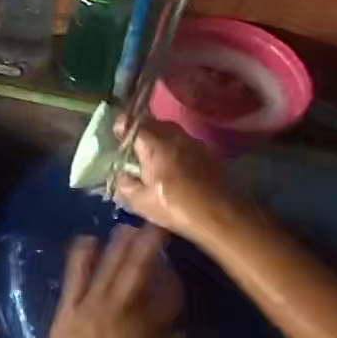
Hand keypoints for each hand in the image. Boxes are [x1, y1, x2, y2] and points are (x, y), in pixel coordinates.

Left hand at [34, 223, 184, 337]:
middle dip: (151, 244)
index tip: (175, 270)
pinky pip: (76, 275)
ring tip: (130, 226)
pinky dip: (82, 255)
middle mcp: (122, 310)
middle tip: (158, 224)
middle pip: (140, 270)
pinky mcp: (69, 307)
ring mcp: (93, 305)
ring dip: (121, 244)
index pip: (168, 295)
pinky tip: (88, 239)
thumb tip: (180, 329)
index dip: (173, 280)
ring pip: (110, 266)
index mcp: (148, 330)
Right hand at [112, 114, 259, 242]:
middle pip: (153, 122)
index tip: (117, 134)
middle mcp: (174, 136)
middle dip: (140, 129)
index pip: (133, 123)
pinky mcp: (207, 152)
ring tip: (151, 154)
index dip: (122, 125)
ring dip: (158, 136)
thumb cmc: (175, 207)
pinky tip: (172, 164)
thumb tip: (122, 175)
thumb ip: (126, 184)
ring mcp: (193, 142)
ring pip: (170, 130)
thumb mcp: (141, 202)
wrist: (219, 216)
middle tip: (132, 145)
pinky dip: (173, 146)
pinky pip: (183, 141)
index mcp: (154, 145)